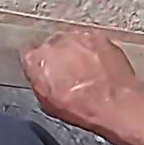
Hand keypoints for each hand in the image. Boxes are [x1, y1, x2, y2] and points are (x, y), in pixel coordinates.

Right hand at [21, 29, 143, 133]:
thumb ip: (40, 82)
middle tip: (70, 73)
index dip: (39, 63)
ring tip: (88, 71)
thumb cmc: (82, 108)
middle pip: (52, 45)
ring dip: (78, 52)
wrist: (114, 104)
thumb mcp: (48, 104)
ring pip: (73, 41)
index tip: (46, 69)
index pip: (29, 54)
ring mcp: (77, 37)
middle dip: (60, 56)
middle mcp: (54, 42)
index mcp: (36, 59)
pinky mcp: (98, 36)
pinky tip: (100, 66)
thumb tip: (41, 77)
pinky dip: (95, 51)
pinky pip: (92, 41)